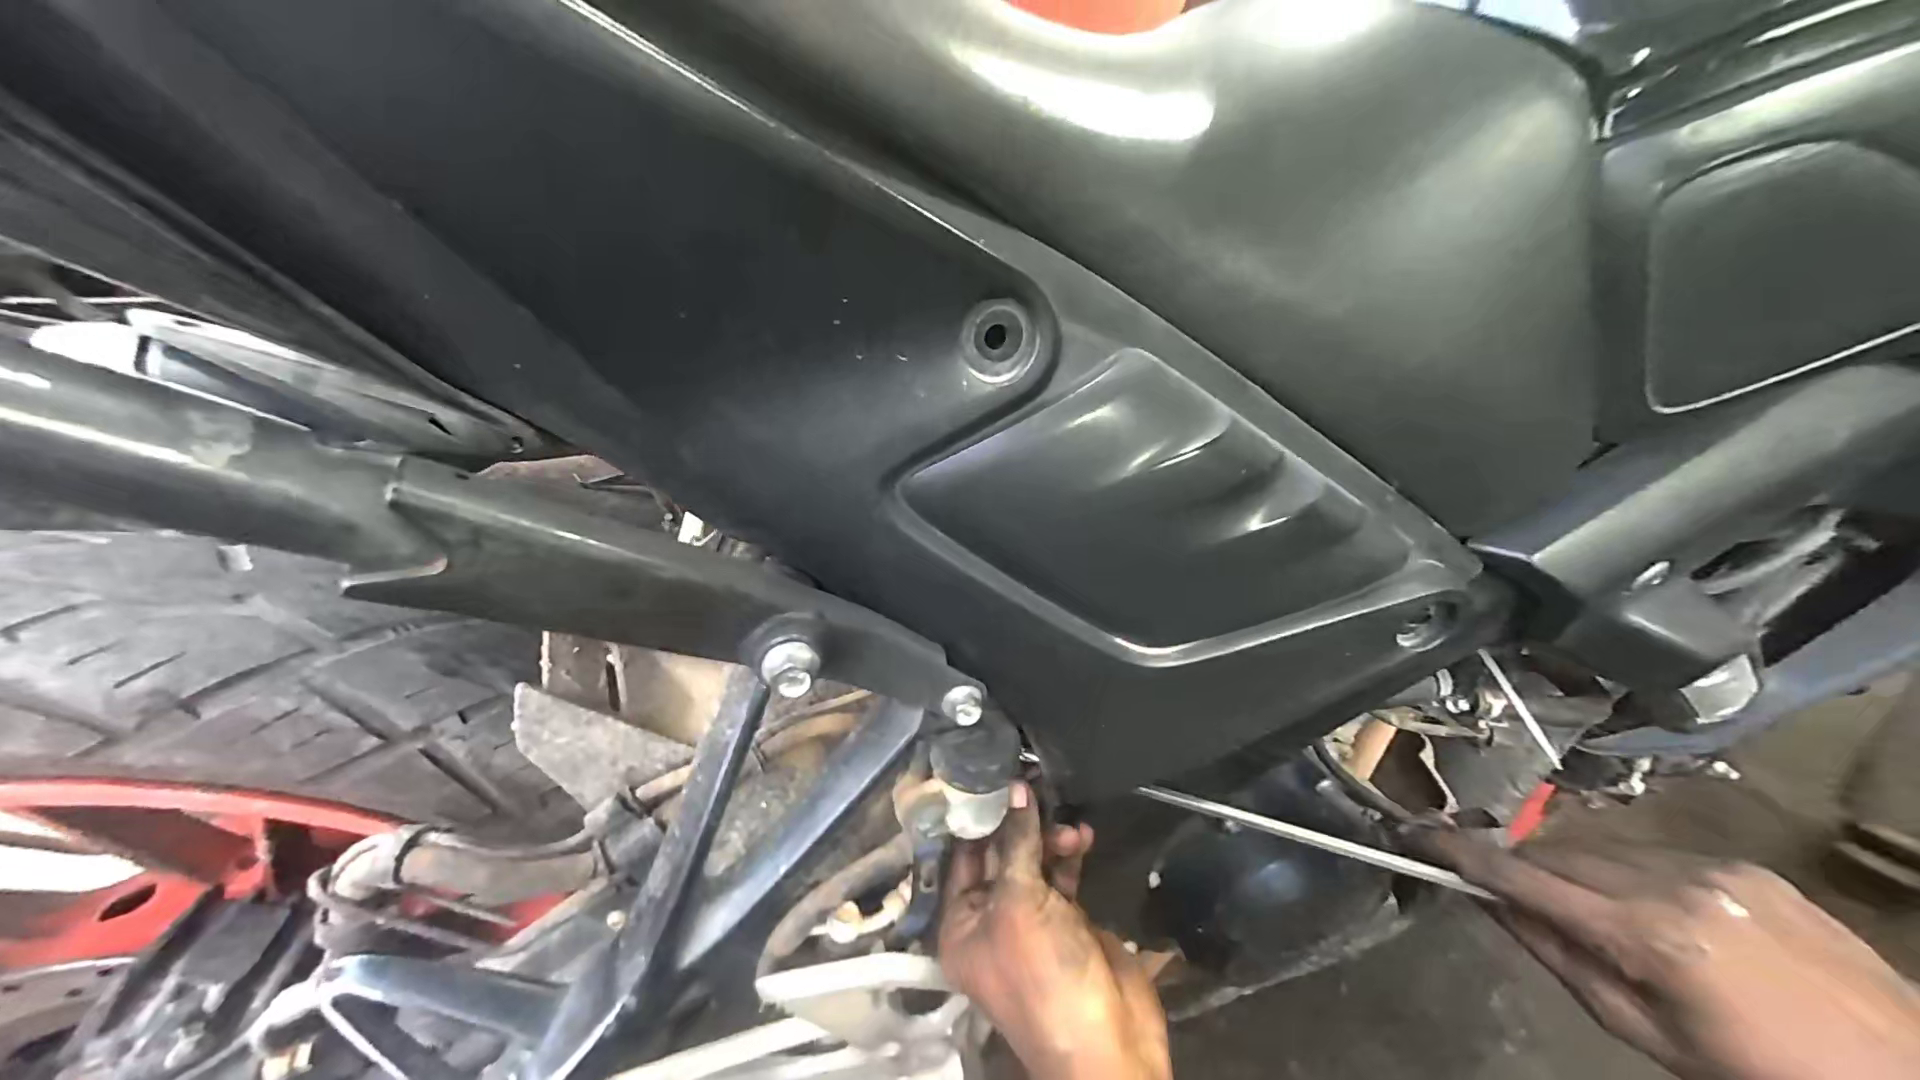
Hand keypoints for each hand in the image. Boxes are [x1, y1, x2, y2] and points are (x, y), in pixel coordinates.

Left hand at [939, 782, 1169, 1079]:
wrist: (1108, 1042)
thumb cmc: (1044, 973)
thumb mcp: (1019, 902)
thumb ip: (1016, 841)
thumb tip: (1015, 788)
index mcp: (961, 924)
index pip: (962, 857)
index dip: (978, 818)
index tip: (994, 776)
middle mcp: (989, 919)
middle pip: (1000, 856)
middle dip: (1019, 825)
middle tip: (1038, 790)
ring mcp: (1030, 920)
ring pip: (1032, 863)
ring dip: (1050, 840)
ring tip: (1071, 829)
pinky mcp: (1066, 921)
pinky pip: (1061, 877)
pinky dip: (1070, 856)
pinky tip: (1084, 837)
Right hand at [1423, 831, 1919, 1079]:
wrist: (1912, 1078)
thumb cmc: (1757, 1073)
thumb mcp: (1642, 1032)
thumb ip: (1554, 954)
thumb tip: (1484, 899)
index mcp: (1649, 936)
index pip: (1522, 879)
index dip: (1459, 853)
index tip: (1414, 835)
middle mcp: (1673, 883)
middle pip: (1554, 853)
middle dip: (1520, 868)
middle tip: (1502, 889)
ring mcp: (1713, 865)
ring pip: (1595, 846)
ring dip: (1570, 868)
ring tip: (1588, 908)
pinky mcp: (1743, 862)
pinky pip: (1647, 849)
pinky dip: (1622, 869)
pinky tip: (1648, 906)